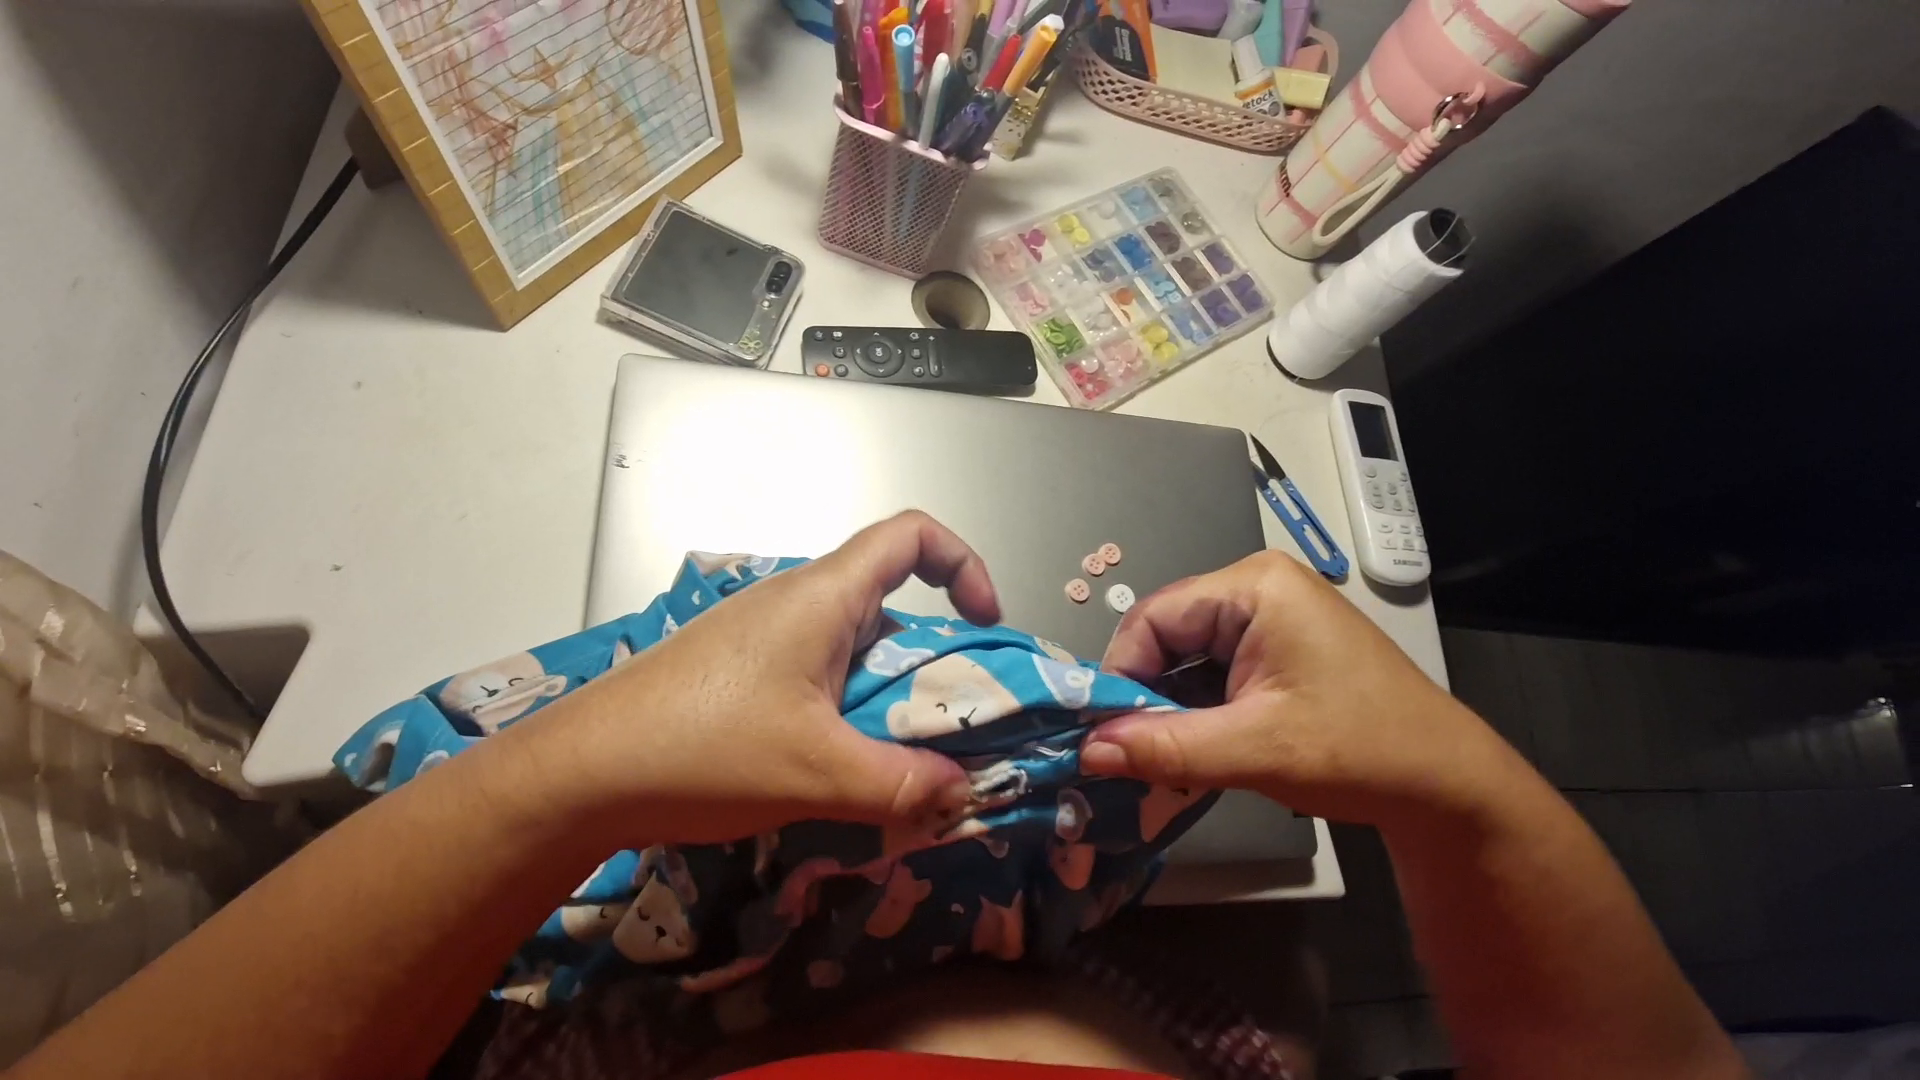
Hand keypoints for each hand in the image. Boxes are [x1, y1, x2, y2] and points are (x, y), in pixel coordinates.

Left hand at [493, 511, 1000, 845]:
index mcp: (824, 597)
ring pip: (857, 646)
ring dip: (891, 694)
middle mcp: (799, 603)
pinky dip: (852, 709)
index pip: (911, 535)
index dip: (963, 563)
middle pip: (892, 602)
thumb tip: (963, 794)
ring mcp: (767, 637)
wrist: (581, 773)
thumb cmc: (702, 749)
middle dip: (935, 660)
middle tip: (952, 723)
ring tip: (900, 758)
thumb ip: (900, 783)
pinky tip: (840, 765)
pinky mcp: (744, 671)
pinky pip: (822, 674)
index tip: (984, 623)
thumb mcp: (815, 772)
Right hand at [1081, 551, 1523, 830]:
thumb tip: (1087, 750)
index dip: (1121, 673)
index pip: (1153, 618)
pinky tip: (1195, 746)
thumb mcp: (1254, 749)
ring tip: (1162, 756)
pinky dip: (1196, 708)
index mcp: (1253, 586)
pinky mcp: (1275, 645)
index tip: (1103, 731)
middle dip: (1147, 694)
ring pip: (1185, 656)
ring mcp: (1268, 615)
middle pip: (1166, 635)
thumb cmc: (1359, 750)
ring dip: (1170, 706)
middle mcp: (1255, 587)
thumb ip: (1164, 747)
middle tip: (1132, 751)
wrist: (1446, 783)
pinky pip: (1211, 669)